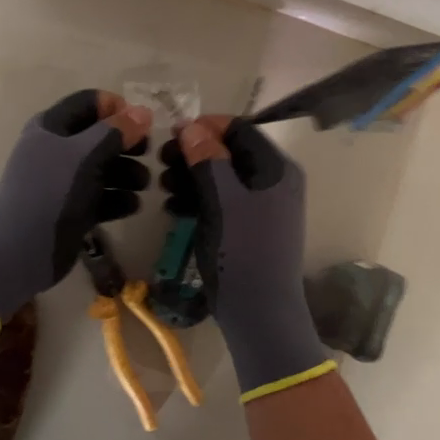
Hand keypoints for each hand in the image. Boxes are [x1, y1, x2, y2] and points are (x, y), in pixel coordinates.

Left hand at [0, 90, 151, 333]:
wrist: (22, 248)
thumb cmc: (52, 191)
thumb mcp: (85, 154)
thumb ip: (116, 131)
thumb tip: (143, 112)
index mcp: (51, 126)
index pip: (88, 103)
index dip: (116, 108)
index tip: (141, 122)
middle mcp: (56, 149)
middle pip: (100, 136)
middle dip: (126, 143)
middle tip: (147, 153)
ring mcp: (64, 181)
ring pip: (103, 168)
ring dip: (126, 173)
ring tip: (144, 184)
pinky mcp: (72, 209)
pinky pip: (101, 197)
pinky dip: (117, 198)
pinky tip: (132, 205)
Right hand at [162, 117, 330, 398]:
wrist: (260, 313)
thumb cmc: (242, 250)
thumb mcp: (223, 200)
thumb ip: (208, 159)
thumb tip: (191, 126)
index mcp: (277, 169)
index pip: (240, 128)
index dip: (206, 126)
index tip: (172, 134)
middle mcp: (275, 181)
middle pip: (230, 151)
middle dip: (195, 152)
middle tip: (162, 160)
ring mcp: (264, 206)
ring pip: (224, 177)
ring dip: (193, 176)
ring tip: (163, 185)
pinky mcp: (251, 228)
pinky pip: (224, 200)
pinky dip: (200, 198)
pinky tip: (174, 207)